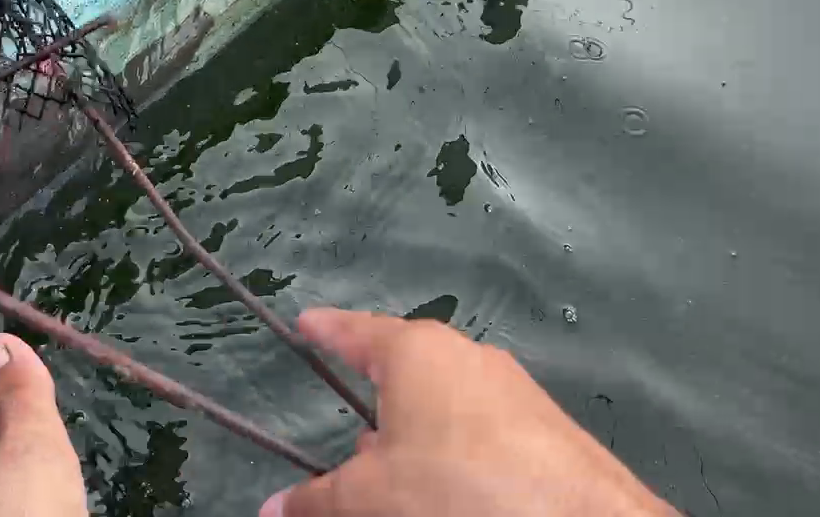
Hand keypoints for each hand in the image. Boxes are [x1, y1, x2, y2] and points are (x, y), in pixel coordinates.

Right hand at [265, 310, 675, 516]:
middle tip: (352, 428)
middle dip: (375, 399)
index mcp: (415, 351)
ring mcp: (512, 389)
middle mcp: (464, 355)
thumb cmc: (459, 491)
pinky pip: (483, 429)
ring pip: (446, 402)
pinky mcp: (549, 430)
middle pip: (404, 368)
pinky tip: (457, 492)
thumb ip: (319, 499)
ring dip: (417, 434)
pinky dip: (457, 453)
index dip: (325, 329)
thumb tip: (271, 510)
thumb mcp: (373, 497)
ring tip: (401, 473)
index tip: (304, 323)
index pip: (354, 330)